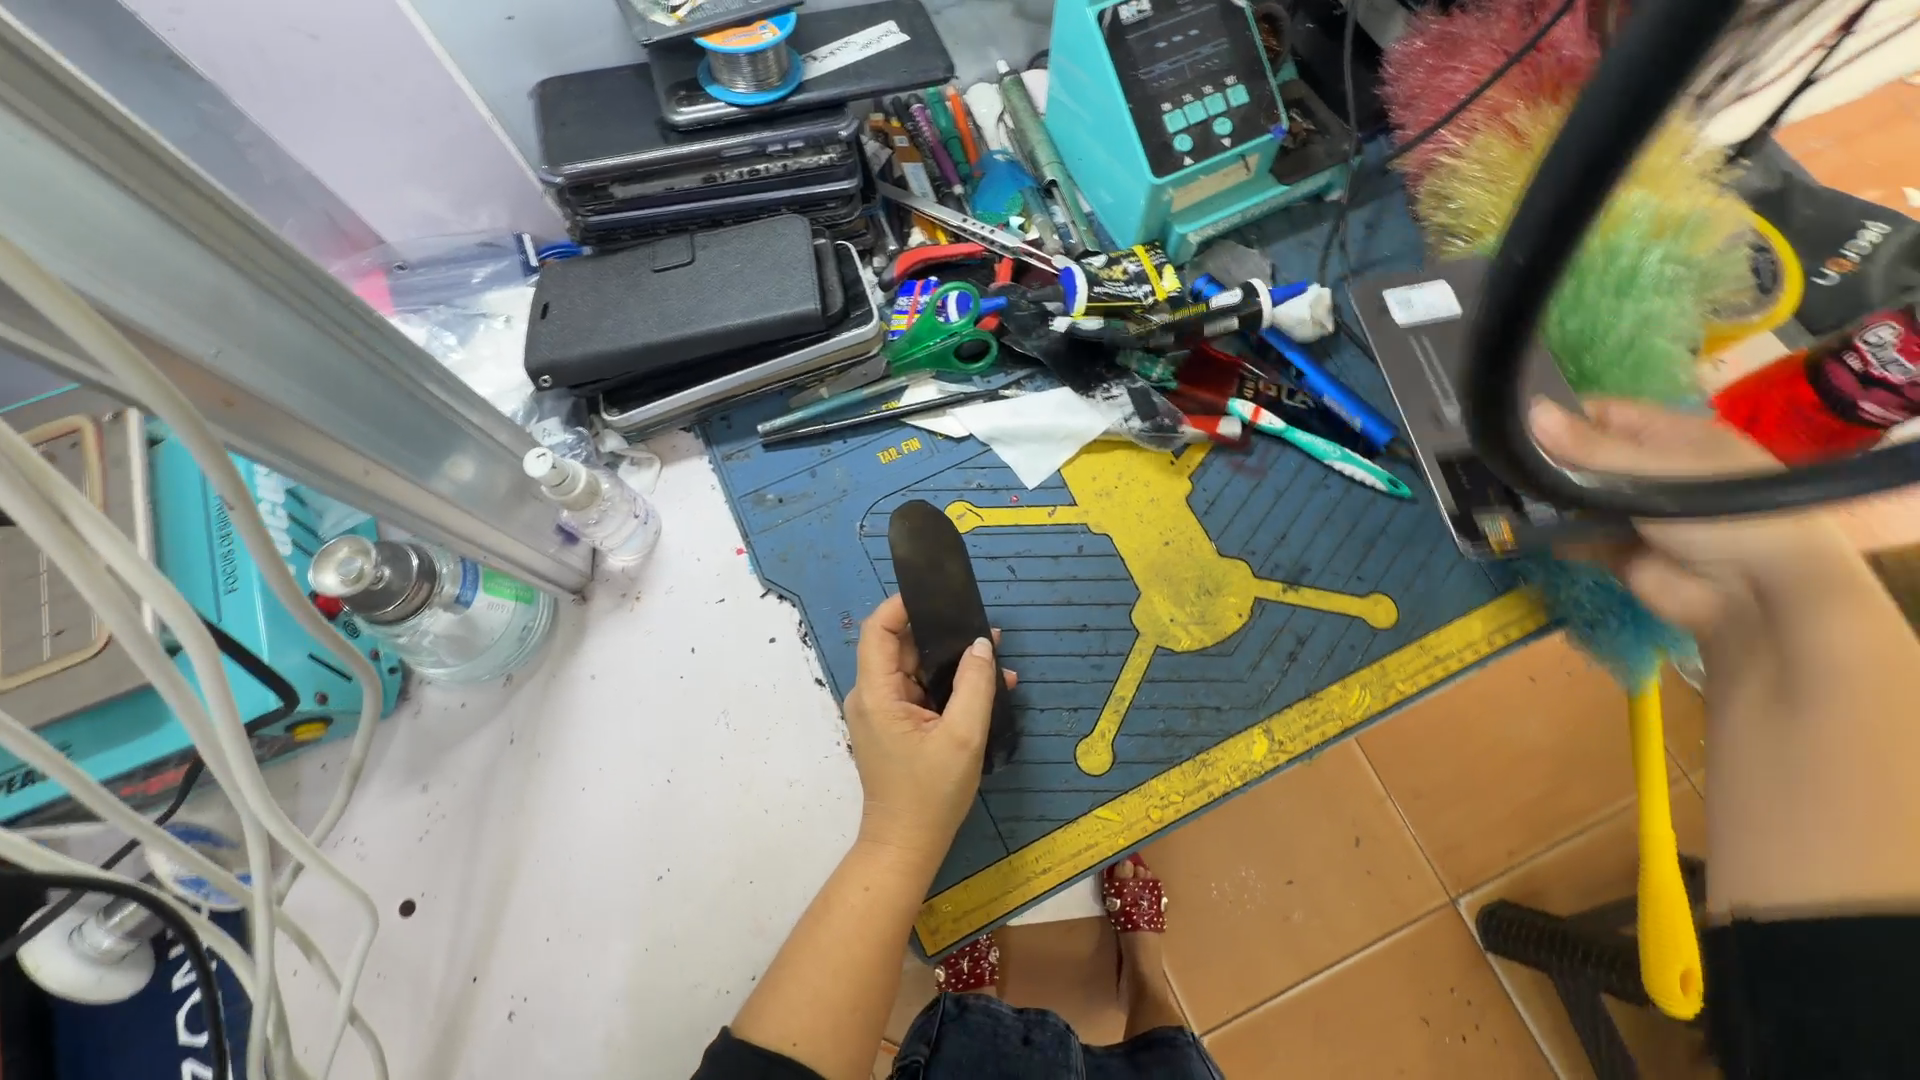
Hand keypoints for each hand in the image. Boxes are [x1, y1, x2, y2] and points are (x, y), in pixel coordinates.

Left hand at [842, 595, 1016, 862]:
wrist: (907, 846)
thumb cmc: (931, 794)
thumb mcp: (963, 737)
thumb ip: (974, 685)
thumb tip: (981, 643)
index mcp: (877, 693)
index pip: (880, 629)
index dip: (904, 604)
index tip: (940, 594)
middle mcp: (872, 695)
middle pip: (902, 647)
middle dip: (942, 634)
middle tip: (985, 628)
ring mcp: (883, 712)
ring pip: (916, 670)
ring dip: (952, 663)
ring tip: (996, 658)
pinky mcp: (896, 726)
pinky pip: (920, 692)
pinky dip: (949, 687)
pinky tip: (988, 687)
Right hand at [1529, 398, 1855, 638]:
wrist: (1756, 594)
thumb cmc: (1721, 512)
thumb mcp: (1655, 469)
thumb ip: (1589, 446)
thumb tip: (1530, 412)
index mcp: (1668, 437)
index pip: (1603, 414)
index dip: (1560, 417)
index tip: (1511, 427)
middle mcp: (1647, 470)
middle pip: (1582, 457)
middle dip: (1543, 461)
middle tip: (1496, 464)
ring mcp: (1630, 513)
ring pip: (1573, 498)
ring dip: (1542, 499)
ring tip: (1500, 496)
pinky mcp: (1615, 550)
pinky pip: (1574, 537)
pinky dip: (1551, 536)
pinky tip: (1519, 530)